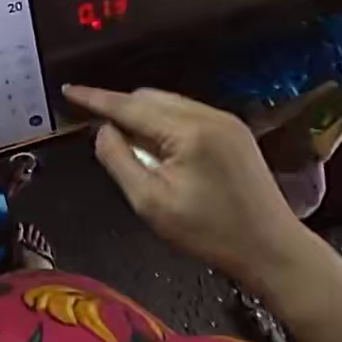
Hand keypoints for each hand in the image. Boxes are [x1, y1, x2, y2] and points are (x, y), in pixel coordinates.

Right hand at [64, 85, 309, 287]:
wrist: (273, 250)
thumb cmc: (208, 232)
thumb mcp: (149, 202)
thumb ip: (118, 159)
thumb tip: (103, 130)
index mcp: (187, 131)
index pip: (128, 106)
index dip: (94, 98)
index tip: (69, 90)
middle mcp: (208, 115)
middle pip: (148, 98)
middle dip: (119, 107)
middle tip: (98, 131)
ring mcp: (225, 121)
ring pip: (166, 102)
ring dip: (140, 115)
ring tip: (128, 144)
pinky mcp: (233, 131)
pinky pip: (184, 112)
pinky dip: (162, 121)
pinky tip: (157, 147)